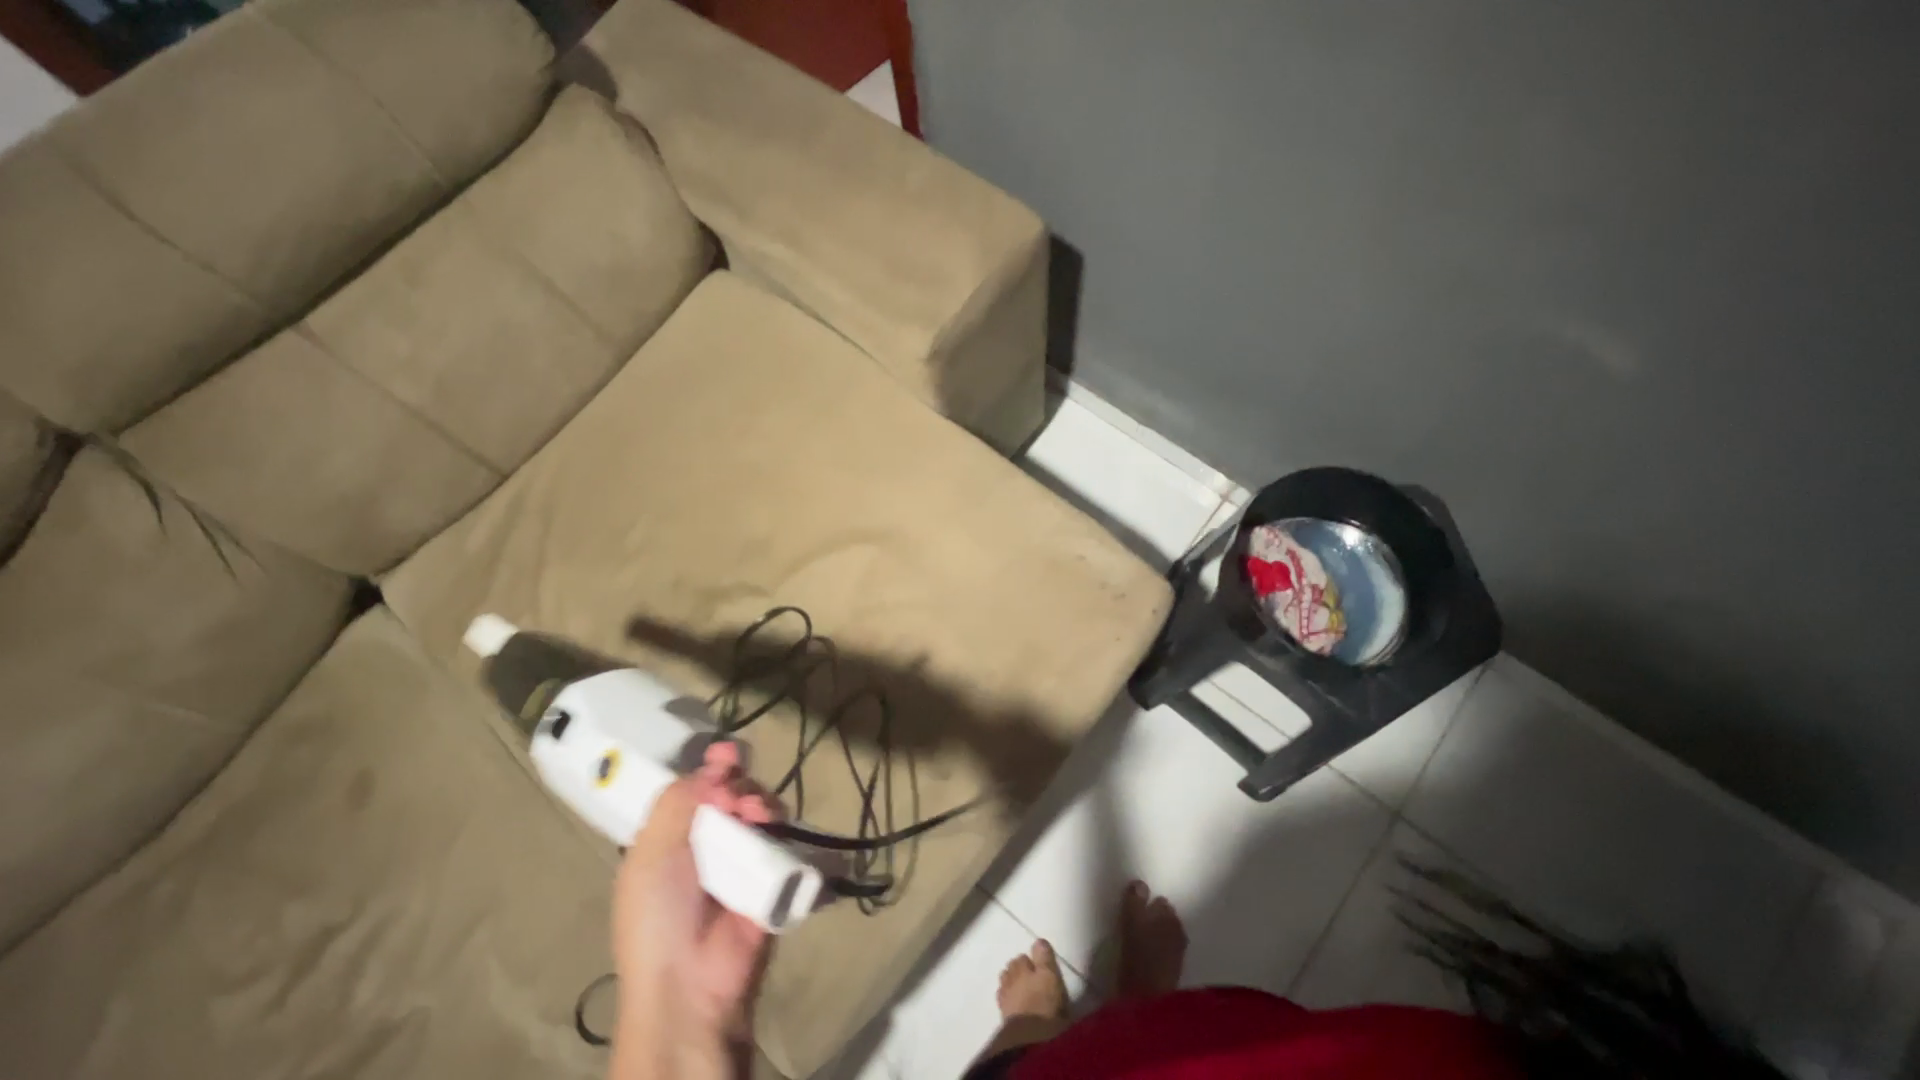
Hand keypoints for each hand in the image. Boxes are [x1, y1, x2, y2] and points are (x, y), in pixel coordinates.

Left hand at [612, 742, 778, 1034]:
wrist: (690, 981)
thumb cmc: (657, 916)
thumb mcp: (650, 852)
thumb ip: (679, 800)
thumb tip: (714, 764)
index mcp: (669, 841)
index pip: (694, 791)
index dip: (709, 769)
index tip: (724, 753)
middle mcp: (707, 845)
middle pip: (730, 793)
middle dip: (734, 782)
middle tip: (731, 793)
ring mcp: (742, 860)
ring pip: (758, 810)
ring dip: (756, 799)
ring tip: (750, 810)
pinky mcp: (774, 876)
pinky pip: (782, 838)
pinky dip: (777, 823)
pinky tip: (768, 823)